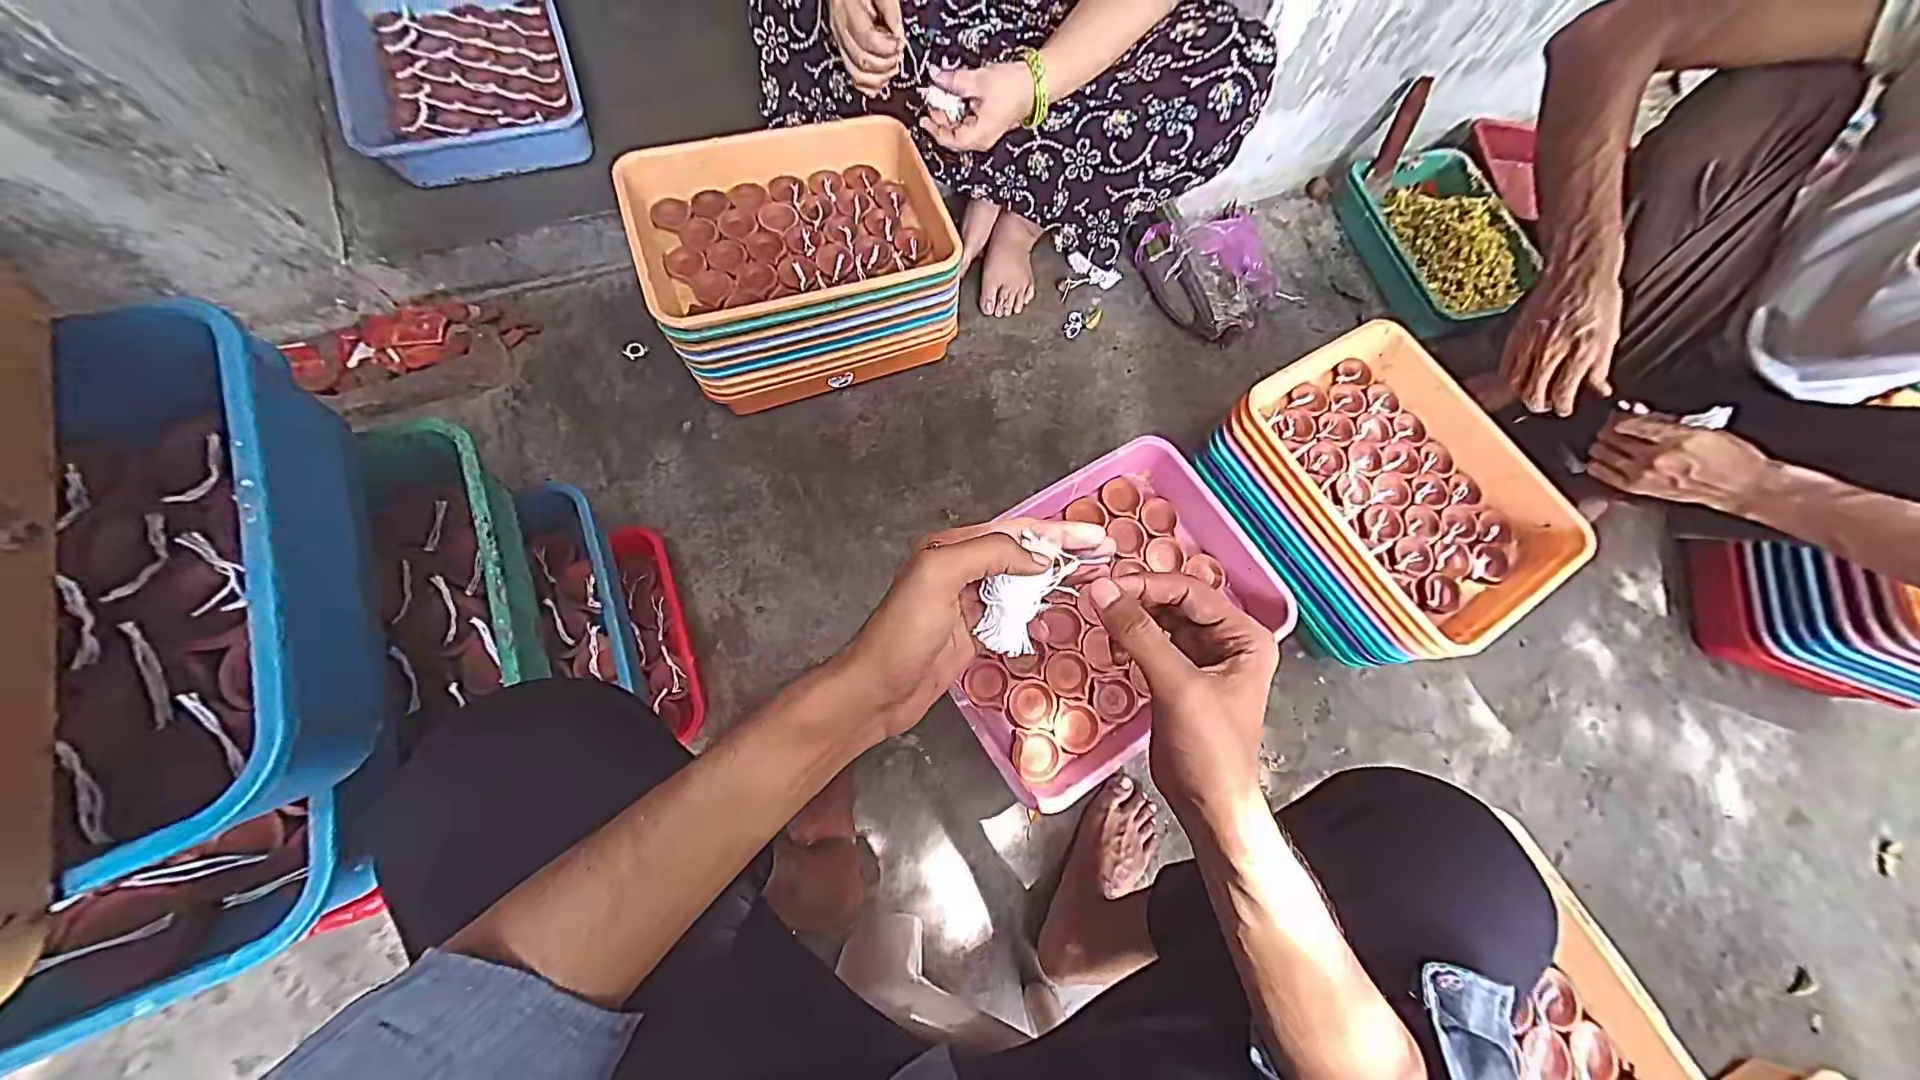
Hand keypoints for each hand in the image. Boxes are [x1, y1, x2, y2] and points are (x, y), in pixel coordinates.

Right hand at [828, 0, 904, 96]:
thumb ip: (891, 10)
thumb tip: (898, 35)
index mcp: (848, 8)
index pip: (868, 40)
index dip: (887, 47)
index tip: (899, 43)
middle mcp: (841, 26)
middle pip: (862, 60)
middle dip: (885, 64)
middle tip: (897, 56)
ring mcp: (840, 39)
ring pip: (856, 73)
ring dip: (879, 78)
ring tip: (891, 68)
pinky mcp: (844, 48)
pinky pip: (853, 76)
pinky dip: (869, 85)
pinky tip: (881, 81)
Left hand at [836, 518, 1110, 738]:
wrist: (877, 691)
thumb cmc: (900, 634)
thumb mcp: (938, 576)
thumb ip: (987, 554)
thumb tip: (1036, 556)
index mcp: (952, 548)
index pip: (1015, 532)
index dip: (1057, 532)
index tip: (1093, 536)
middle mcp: (962, 570)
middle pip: (1023, 555)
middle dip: (1063, 553)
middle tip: (1104, 555)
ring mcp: (969, 603)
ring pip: (1022, 585)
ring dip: (1056, 581)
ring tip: (1092, 580)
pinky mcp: (974, 633)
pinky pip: (1014, 616)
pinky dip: (1038, 612)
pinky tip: (1057, 613)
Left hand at [918, 64, 1033, 152]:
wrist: (1035, 85)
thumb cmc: (1012, 87)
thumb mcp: (978, 81)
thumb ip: (954, 81)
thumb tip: (935, 76)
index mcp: (978, 136)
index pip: (950, 140)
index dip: (935, 129)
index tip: (924, 117)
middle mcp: (981, 140)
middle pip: (953, 136)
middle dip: (941, 119)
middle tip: (934, 101)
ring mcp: (986, 134)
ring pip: (960, 129)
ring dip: (950, 114)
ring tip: (945, 97)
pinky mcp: (989, 125)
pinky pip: (968, 123)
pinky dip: (960, 112)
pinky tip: (959, 99)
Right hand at [1086, 573, 1277, 819]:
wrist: (1210, 805)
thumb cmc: (1211, 752)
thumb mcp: (1177, 686)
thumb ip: (1138, 634)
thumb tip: (1103, 592)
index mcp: (1244, 636)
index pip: (1190, 592)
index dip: (1146, 585)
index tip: (1106, 587)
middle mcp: (1226, 641)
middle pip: (1173, 602)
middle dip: (1135, 601)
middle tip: (1097, 601)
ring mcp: (1202, 658)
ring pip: (1158, 621)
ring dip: (1129, 621)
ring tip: (1105, 629)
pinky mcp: (1178, 675)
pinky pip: (1150, 643)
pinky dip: (1129, 641)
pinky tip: (1114, 649)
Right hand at [1500, 268, 1622, 415]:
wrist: (1576, 272)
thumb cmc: (1598, 297)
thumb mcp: (1611, 332)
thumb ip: (1601, 365)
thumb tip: (1599, 389)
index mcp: (1581, 348)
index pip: (1564, 389)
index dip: (1562, 405)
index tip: (1564, 409)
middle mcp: (1553, 349)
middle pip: (1534, 390)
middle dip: (1539, 403)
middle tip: (1546, 406)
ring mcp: (1530, 343)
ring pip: (1516, 382)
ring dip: (1522, 393)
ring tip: (1531, 394)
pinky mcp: (1515, 337)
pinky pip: (1507, 367)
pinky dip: (1511, 377)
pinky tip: (1518, 379)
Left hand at [1587, 414, 1774, 514]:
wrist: (1743, 487)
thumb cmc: (1732, 456)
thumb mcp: (1706, 431)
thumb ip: (1668, 423)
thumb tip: (1638, 412)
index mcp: (1677, 438)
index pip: (1630, 423)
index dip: (1619, 417)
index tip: (1618, 415)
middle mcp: (1655, 456)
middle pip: (1611, 437)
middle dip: (1607, 429)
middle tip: (1610, 428)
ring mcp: (1643, 473)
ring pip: (1602, 453)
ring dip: (1600, 445)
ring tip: (1606, 442)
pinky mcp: (1637, 488)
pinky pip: (1602, 474)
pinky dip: (1596, 464)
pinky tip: (1599, 460)